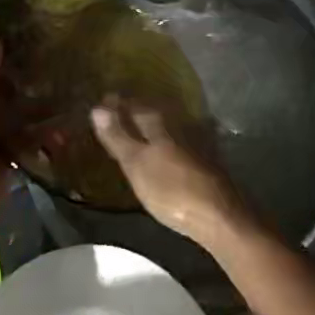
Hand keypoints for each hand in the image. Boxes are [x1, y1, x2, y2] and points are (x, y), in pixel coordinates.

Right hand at [91, 97, 252, 243]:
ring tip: (133, 129)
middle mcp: (177, 119)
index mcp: (159, 119)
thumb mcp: (136, 164)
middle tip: (113, 114)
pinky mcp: (204, 152)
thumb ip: (118, 136)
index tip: (100, 103)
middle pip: (150, 109)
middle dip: (132, 109)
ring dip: (149, 123)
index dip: (116, 103)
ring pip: (165, 122)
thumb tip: (97, 107)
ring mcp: (194, 134)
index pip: (132, 102)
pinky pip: (177, 135)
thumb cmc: (171, 189)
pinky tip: (161, 146)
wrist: (218, 212)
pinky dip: (164, 137)